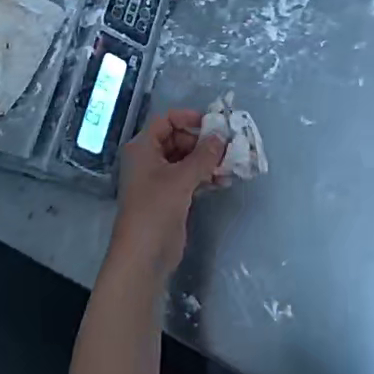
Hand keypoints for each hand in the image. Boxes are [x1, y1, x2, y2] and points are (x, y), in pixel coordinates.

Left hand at [109, 109, 223, 279]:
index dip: (188, 118)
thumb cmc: (156, 208)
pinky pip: (189, 178)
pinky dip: (205, 177)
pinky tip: (223, 181)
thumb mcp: (181, 178)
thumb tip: (221, 137)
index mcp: (143, 147)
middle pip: (179, 139)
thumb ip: (203, 155)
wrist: (143, 255)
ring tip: (231, 166)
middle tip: (227, 148)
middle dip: (203, 143)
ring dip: (207, 161)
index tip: (213, 123)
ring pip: (186, 160)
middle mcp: (149, 159)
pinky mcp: (170, 197)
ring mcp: (159, 179)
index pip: (166, 120)